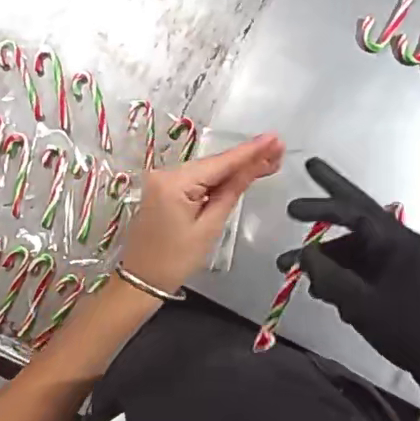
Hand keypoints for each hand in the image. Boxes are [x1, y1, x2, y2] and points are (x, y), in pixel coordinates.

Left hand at [120, 133, 283, 292]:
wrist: (141, 281)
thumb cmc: (175, 261)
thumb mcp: (209, 227)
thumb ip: (231, 192)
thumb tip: (253, 166)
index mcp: (174, 183)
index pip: (220, 163)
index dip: (250, 151)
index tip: (275, 139)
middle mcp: (165, 174)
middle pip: (213, 164)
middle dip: (246, 159)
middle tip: (278, 152)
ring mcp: (161, 181)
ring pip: (205, 171)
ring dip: (233, 169)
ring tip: (267, 162)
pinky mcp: (161, 191)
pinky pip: (194, 181)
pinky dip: (216, 180)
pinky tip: (239, 175)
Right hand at [275, 158, 419, 420]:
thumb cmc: (406, 330)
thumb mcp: (359, 303)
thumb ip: (327, 276)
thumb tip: (302, 254)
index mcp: (398, 243)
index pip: (355, 213)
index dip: (320, 207)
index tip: (290, 209)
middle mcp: (404, 244)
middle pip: (362, 213)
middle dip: (333, 196)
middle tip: (312, 166)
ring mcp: (408, 261)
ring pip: (361, 248)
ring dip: (330, 258)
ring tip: (299, 274)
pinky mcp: (408, 279)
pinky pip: (370, 267)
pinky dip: (347, 274)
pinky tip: (326, 291)